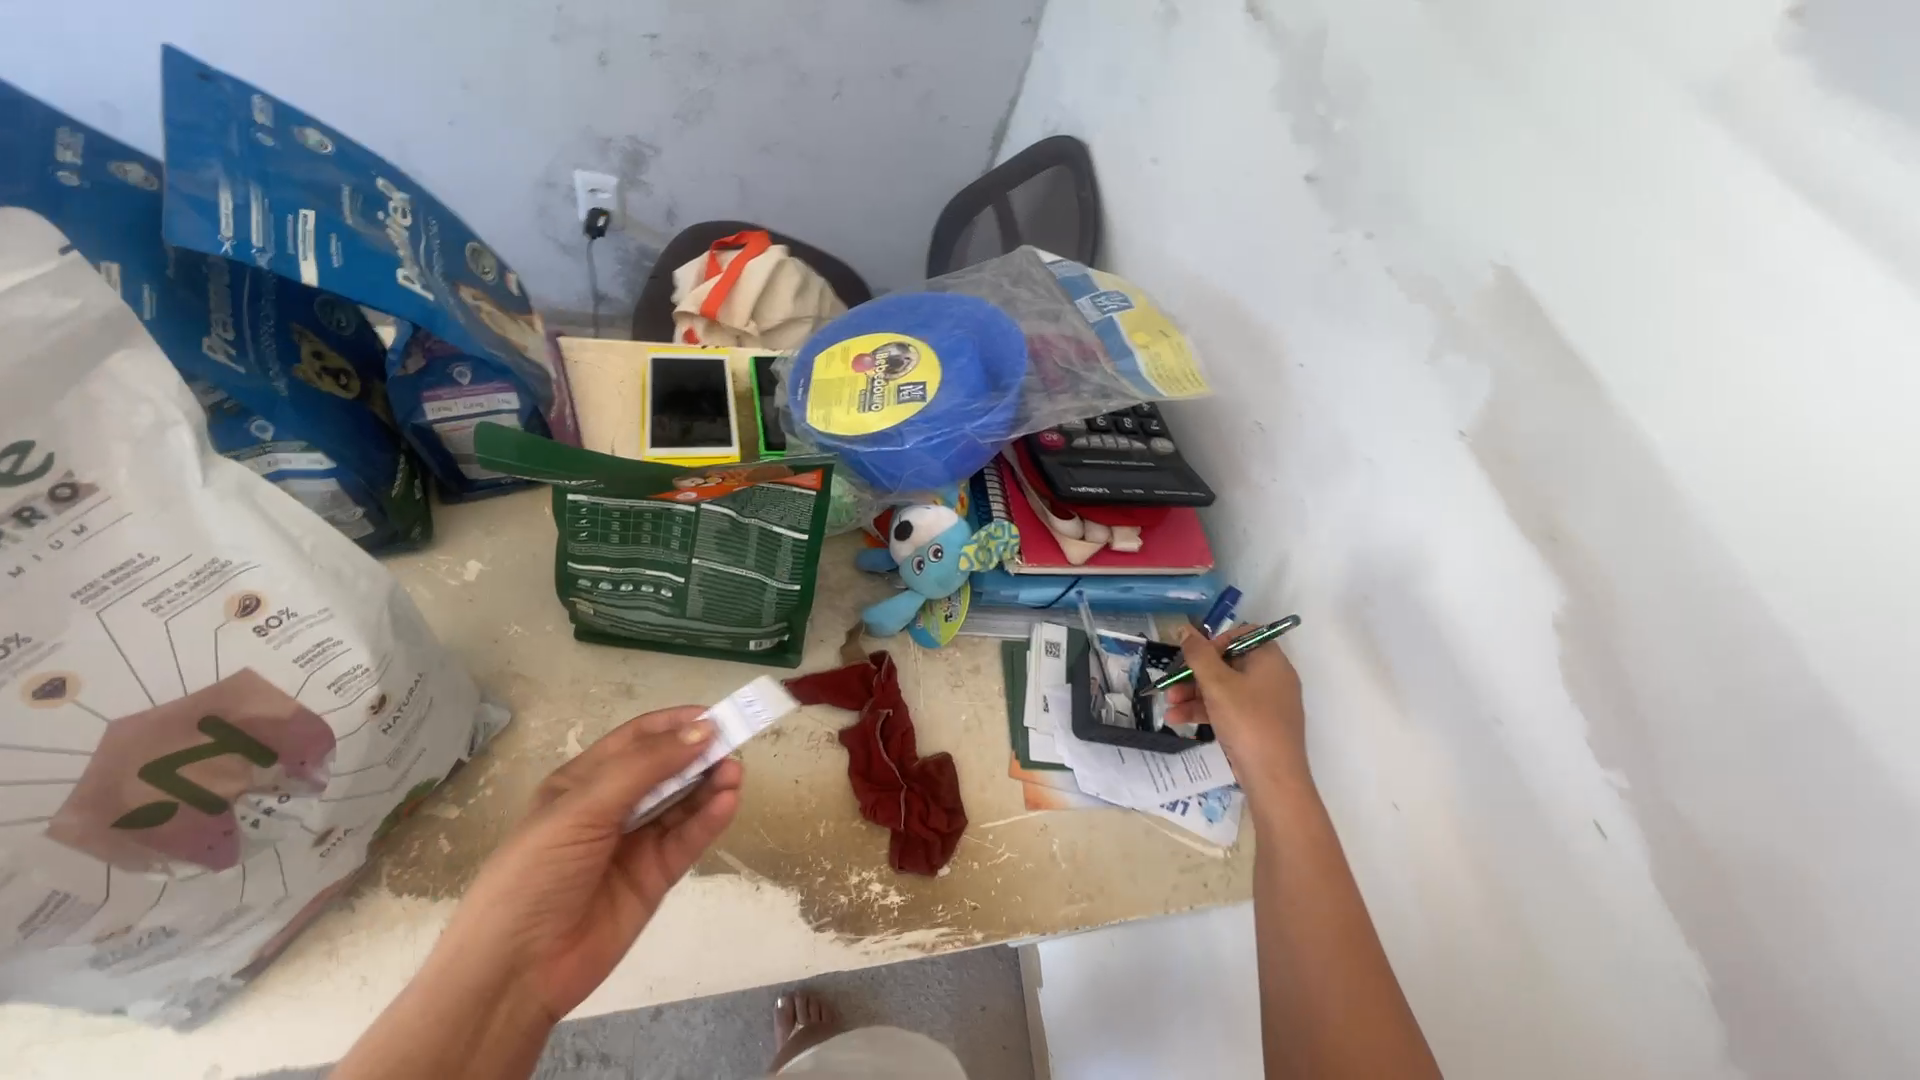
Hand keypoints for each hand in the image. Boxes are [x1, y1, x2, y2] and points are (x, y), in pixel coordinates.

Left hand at [436, 706, 743, 1022]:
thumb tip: (703, 731)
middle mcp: (611, 808)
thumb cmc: (534, 874)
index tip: (715, 717)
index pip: (637, 740)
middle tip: (734, 744)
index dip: (675, 725)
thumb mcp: (580, 810)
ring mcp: (635, 843)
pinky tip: (727, 802)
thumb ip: (644, 768)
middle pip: (665, 770)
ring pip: (683, 803)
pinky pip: (688, 840)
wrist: (513, 972)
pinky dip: (709, 819)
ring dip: (710, 784)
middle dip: (698, 753)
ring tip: (735, 772)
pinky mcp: (655, 877)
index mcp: (582, 783)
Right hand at [1164, 624, 1308, 791]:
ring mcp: (1265, 703)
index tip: (1194, 657)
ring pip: (1224, 688)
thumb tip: (1185, 629)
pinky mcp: (1258, 725)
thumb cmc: (1247, 721)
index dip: (1215, 641)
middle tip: (1171, 684)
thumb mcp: (1217, 684)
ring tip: (1169, 705)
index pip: (1242, 635)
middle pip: (1228, 663)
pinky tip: (1178, 720)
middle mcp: (1271, 677)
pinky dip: (1205, 711)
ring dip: (1194, 694)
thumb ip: (1198, 654)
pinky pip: (1228, 709)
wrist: (1273, 777)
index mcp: (1270, 659)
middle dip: (1194, 674)